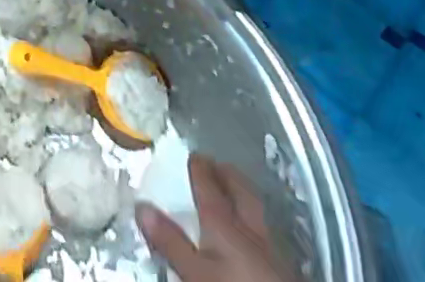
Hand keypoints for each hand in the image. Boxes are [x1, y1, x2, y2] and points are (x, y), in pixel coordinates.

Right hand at [135, 154, 288, 281]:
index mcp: (222, 221)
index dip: (198, 166)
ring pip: (256, 206)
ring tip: (231, 191)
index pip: (208, 183)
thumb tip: (141, 205)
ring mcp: (271, 247)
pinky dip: (252, 218)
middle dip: (226, 173)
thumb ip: (169, 240)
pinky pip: (265, 228)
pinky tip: (250, 232)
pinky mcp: (284, 268)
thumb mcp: (193, 273)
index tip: (190, 155)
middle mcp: (248, 226)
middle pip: (239, 188)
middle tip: (214, 165)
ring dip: (242, 193)